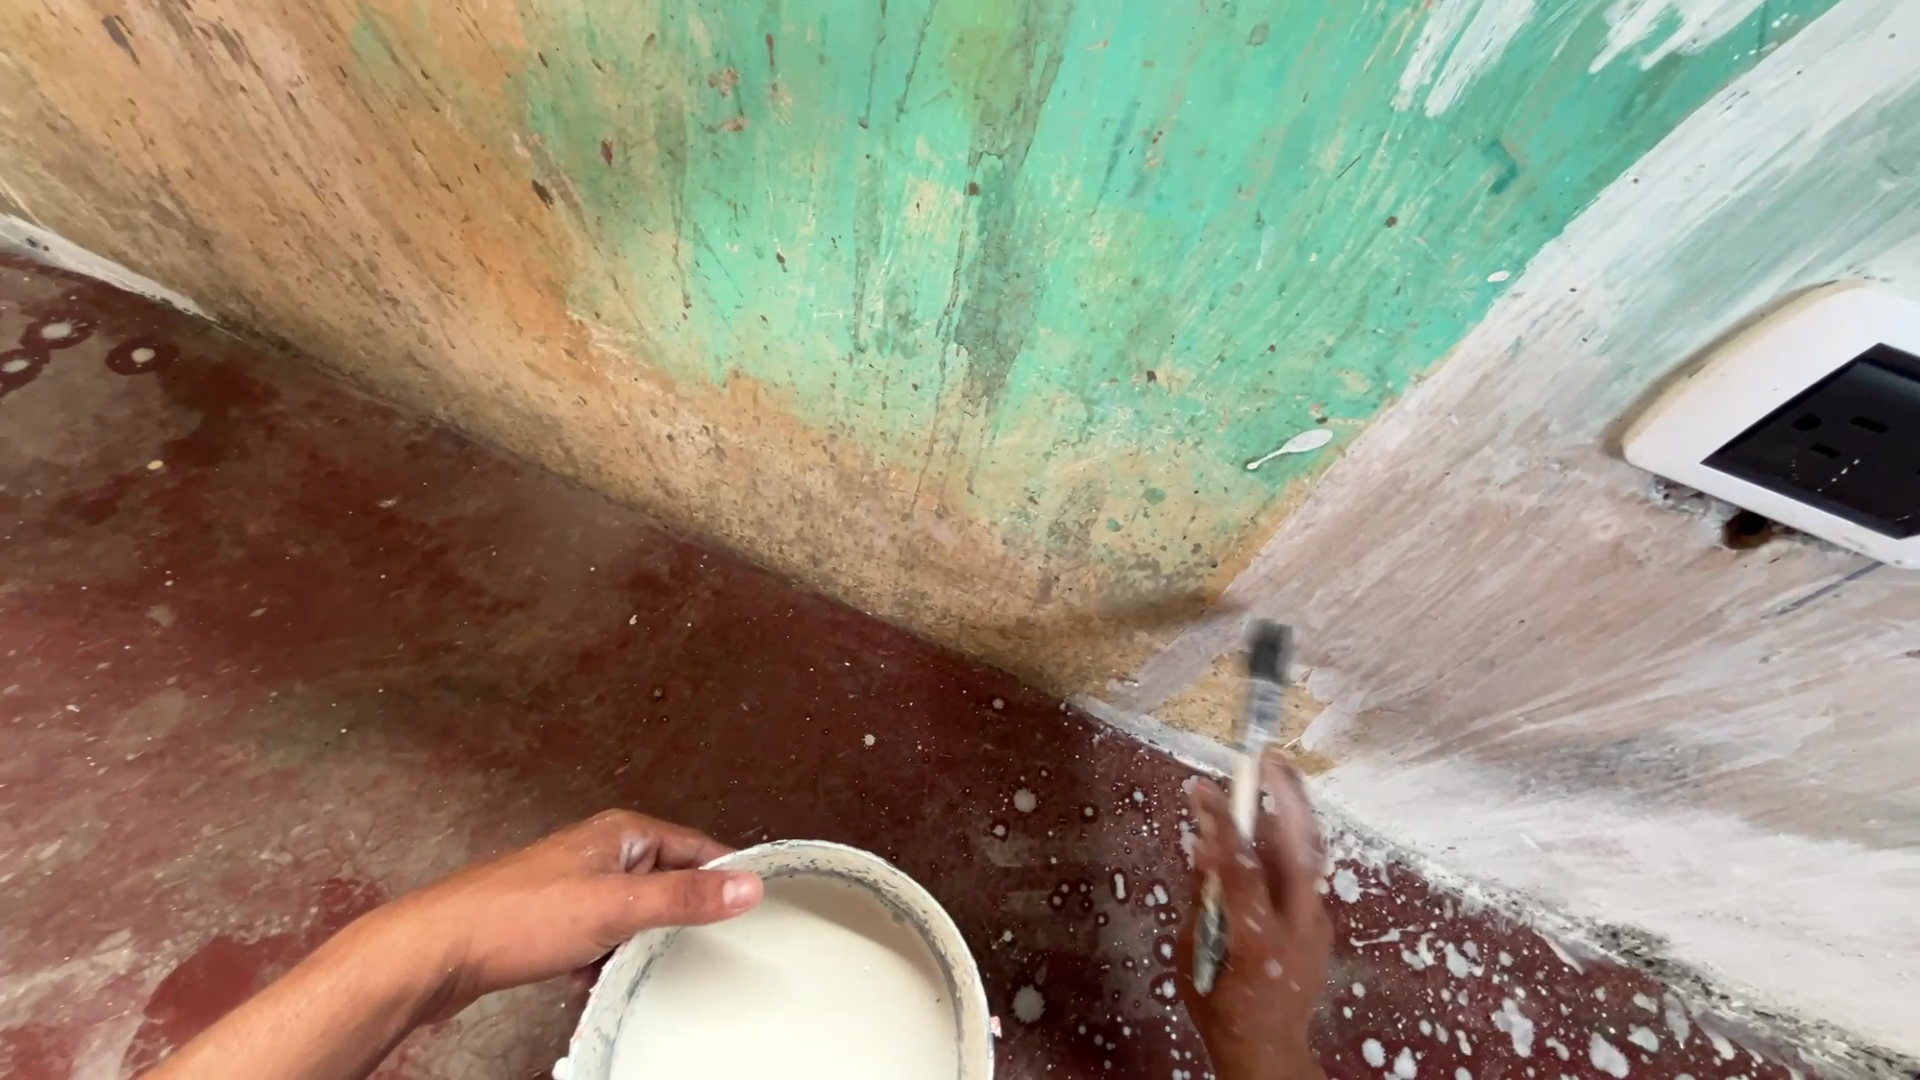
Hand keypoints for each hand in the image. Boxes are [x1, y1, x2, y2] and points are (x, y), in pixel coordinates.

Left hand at [381, 809, 764, 1019]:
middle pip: (668, 879)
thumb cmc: (517, 917)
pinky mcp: (556, 912)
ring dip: (638, 939)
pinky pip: (604, 931)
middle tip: (689, 944)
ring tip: (633, 962)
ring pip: (634, 910)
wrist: (433, 953)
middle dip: (676, 916)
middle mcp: (606, 848)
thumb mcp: (618, 908)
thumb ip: (686, 898)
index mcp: (627, 832)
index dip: (724, 876)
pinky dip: (606, 953)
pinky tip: (593, 974)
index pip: (699, 847)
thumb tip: (748, 885)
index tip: (748, 905)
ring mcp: (579, 880)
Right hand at [1179, 753, 1331, 1079]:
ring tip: (1276, 773)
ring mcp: (1317, 926)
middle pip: (1302, 850)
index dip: (1219, 821)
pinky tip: (1268, 824)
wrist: (1269, 1053)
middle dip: (1289, 797)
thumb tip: (1203, 844)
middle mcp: (1297, 925)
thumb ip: (1203, 895)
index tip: (1199, 786)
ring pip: (1311, 855)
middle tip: (1272, 755)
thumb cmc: (1217, 1004)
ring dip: (1292, 810)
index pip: (1239, 865)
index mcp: (1256, 937)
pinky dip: (1288, 840)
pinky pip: (1306, 872)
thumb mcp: (1193, 950)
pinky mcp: (1322, 925)